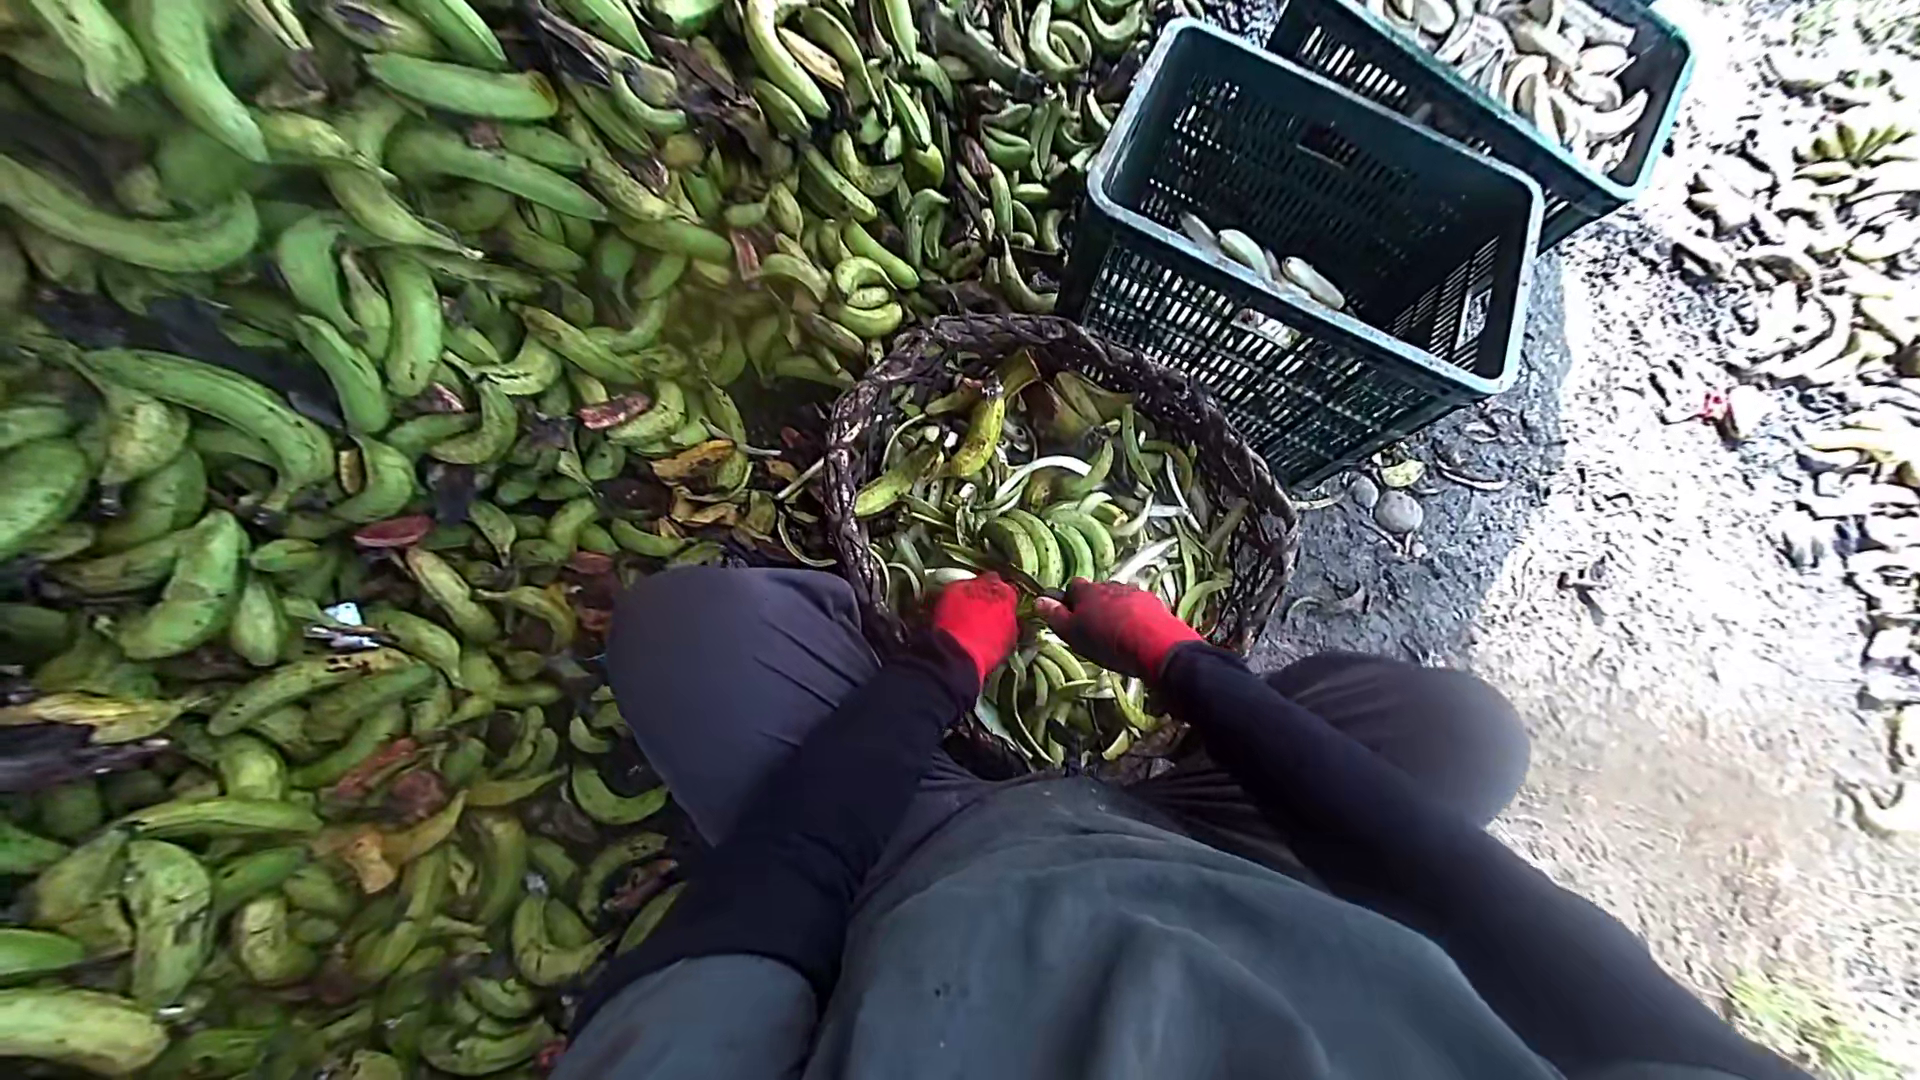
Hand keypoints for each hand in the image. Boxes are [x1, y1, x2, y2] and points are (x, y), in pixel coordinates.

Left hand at [928, 572, 1019, 686]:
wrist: (959, 653)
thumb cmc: (986, 651)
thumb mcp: (1009, 638)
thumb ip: (1010, 621)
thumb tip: (1008, 619)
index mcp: (1008, 597)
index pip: (1009, 591)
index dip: (1004, 600)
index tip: (1000, 609)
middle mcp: (990, 585)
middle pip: (991, 581)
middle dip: (987, 591)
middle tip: (982, 606)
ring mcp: (969, 585)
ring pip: (972, 583)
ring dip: (970, 594)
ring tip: (966, 611)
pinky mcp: (951, 589)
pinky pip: (955, 589)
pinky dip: (954, 598)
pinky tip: (953, 612)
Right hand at [1036, 579, 1201, 680]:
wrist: (1154, 645)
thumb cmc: (1106, 640)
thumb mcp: (1073, 633)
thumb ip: (1055, 616)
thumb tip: (1038, 600)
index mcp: (1086, 591)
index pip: (1072, 587)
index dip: (1070, 600)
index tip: (1071, 616)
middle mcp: (1108, 584)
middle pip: (1097, 590)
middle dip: (1095, 604)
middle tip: (1094, 626)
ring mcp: (1133, 591)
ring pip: (1118, 597)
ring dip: (1115, 609)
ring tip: (1117, 631)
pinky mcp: (1153, 602)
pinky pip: (1138, 605)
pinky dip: (1134, 615)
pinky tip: (1136, 632)